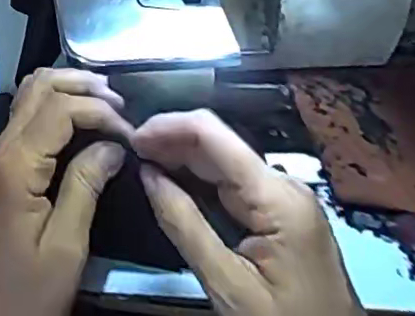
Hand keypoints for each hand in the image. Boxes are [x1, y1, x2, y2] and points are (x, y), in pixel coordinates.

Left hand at [0, 68, 134, 315]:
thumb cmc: (28, 288)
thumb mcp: (66, 246)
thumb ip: (87, 187)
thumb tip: (114, 145)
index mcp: (18, 162)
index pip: (59, 108)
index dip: (98, 109)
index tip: (131, 131)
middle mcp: (4, 144)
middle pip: (39, 85)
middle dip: (81, 85)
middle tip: (120, 103)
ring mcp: (2, 150)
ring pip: (31, 92)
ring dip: (67, 87)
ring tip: (106, 102)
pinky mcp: (6, 160)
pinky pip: (29, 111)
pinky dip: (57, 101)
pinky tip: (83, 115)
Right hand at [133, 111, 363, 315]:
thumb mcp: (230, 288)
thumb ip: (186, 226)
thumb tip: (147, 174)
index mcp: (277, 196)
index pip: (212, 132)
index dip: (167, 126)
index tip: (131, 137)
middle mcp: (283, 185)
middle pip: (216, 142)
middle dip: (170, 141)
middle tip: (130, 153)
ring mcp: (284, 198)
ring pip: (221, 159)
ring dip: (180, 157)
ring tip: (143, 163)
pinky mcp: (280, 214)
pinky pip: (231, 183)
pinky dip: (197, 178)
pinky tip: (172, 183)